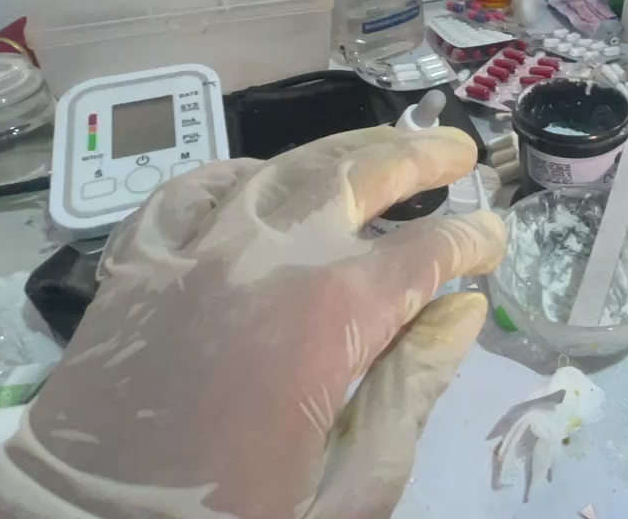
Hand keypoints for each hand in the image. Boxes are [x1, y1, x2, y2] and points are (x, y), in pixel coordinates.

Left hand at [0, 126, 506, 518]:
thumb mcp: (349, 495)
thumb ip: (413, 387)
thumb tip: (463, 310)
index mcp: (329, 317)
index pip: (427, 250)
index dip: (472, 239)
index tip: (492, 242)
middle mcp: (267, 260)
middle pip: (361, 174)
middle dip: (423, 155)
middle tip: (460, 149)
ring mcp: (194, 255)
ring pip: (287, 165)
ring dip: (349, 148)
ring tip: (387, 144)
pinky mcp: (135, 272)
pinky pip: (191, 193)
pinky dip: (239, 175)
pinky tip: (265, 180)